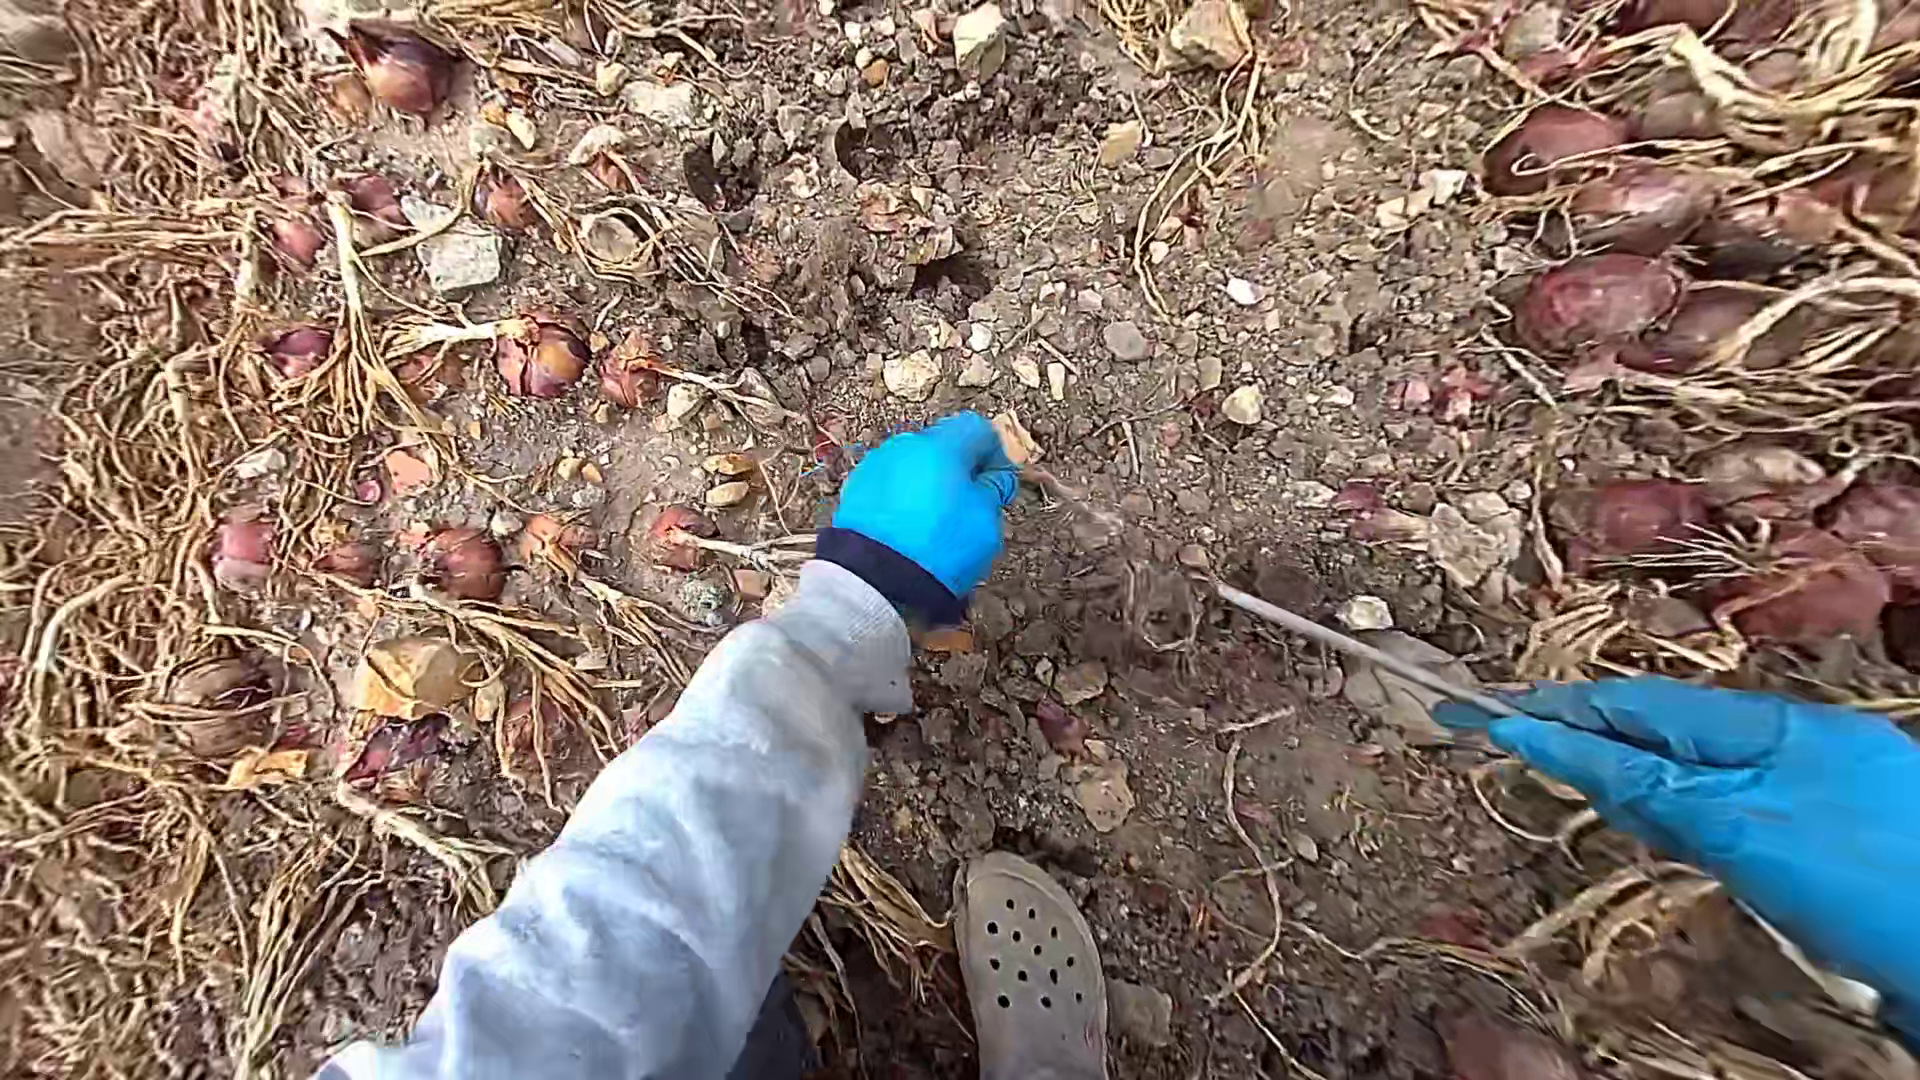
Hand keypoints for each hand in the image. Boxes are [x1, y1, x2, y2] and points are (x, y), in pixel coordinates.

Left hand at [832, 412, 1016, 596]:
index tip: (998, 482)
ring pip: (915, 466)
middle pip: (944, 446)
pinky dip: (904, 500)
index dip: (994, 455)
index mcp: (942, 447)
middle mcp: (906, 448)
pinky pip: (891, 486)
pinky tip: (910, 529)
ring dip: (931, 485)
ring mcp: (877, 467)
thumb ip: (993, 491)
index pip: (978, 429)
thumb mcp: (984, 523)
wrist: (876, 582)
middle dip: (960, 471)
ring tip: (936, 524)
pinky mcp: (856, 489)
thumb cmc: (937, 550)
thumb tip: (996, 477)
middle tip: (970, 506)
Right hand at [1437, 677, 1919, 1023]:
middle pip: (1646, 735)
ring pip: (1676, 774)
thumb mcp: (1721, 823)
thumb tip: (1520, 732)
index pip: (1619, 701)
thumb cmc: (1865, 887)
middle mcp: (1782, 741)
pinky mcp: (1809, 824)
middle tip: (1602, 802)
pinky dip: (1687, 823)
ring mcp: (1802, 783)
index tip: (1471, 710)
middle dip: (1604, 763)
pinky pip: (1712, 806)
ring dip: (1649, 802)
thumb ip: (1614, 772)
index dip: (1541, 705)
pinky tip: (1701, 849)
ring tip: (1682, 842)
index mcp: (1765, 723)